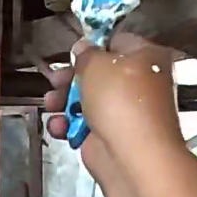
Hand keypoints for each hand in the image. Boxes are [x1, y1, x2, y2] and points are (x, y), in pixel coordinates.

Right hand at [41, 33, 183, 180]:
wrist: (130, 154)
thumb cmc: (120, 100)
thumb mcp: (98, 65)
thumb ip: (86, 54)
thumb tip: (82, 47)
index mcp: (145, 58)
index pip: (117, 43)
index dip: (92, 47)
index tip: (71, 54)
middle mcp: (136, 83)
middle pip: (96, 74)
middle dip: (70, 79)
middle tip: (54, 81)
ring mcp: (121, 111)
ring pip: (85, 100)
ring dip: (63, 102)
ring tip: (51, 104)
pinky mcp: (106, 135)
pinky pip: (81, 124)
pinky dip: (67, 125)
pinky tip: (58, 127)